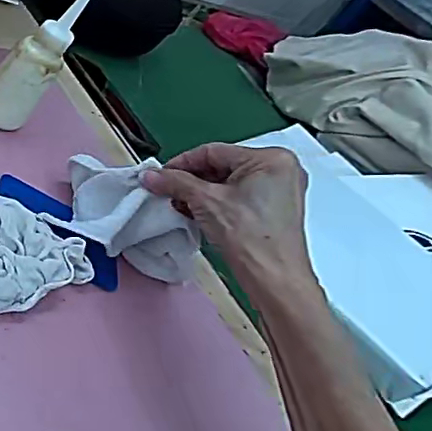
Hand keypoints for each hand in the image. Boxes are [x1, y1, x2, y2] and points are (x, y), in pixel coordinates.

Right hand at [143, 143, 310, 283]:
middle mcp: (280, 170)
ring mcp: (278, 191)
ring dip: (198, 192)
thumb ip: (175, 182)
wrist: (273, 278)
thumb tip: (152, 175)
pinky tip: (195, 213)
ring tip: (179, 204)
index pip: (213, 152)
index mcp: (271, 159)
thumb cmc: (253, 238)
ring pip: (225, 182)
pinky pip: (235, 195)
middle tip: (166, 190)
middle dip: (189, 180)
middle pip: (219, 166)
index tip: (159, 174)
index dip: (181, 163)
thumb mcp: (205, 201)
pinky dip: (213, 202)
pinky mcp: (272, 209)